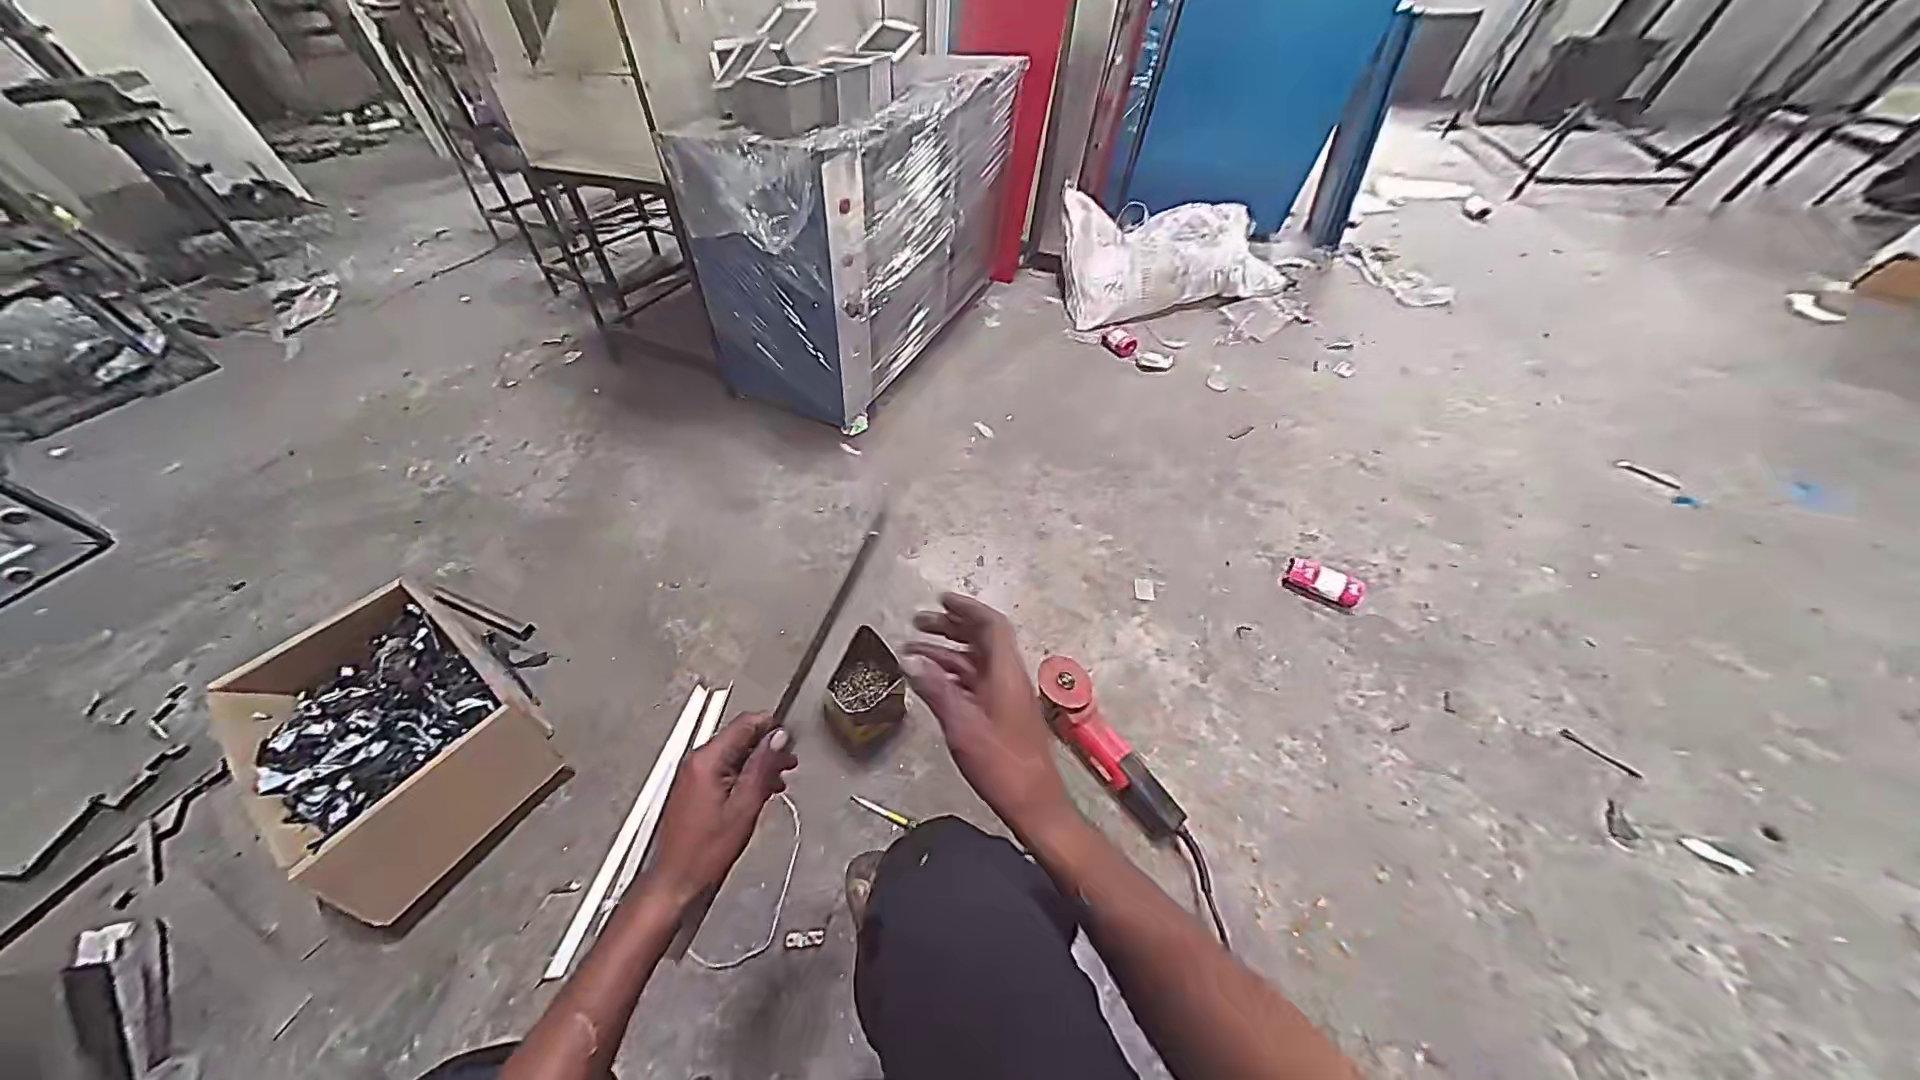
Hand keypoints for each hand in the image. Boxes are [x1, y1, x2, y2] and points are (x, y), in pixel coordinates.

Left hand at [647, 712, 797, 903]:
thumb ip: (763, 766)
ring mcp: (693, 774)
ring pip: (734, 754)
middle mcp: (696, 762)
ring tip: (777, 778)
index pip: (744, 723)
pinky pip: (724, 768)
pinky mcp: (694, 787)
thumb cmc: (704, 852)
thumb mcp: (745, 805)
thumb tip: (777, 738)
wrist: (676, 880)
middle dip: (767, 747)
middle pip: (739, 737)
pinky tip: (759, 789)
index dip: (771, 726)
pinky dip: (744, 774)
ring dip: (758, 762)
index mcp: (707, 760)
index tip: (788, 739)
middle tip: (787, 761)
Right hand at [902, 593, 1072, 837]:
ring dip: (948, 650)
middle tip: (920, 622)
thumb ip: (936, 690)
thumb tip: (911, 661)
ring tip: (915, 649)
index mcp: (1006, 673)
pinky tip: (931, 679)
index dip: (966, 608)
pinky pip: (975, 680)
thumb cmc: (1003, 766)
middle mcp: (1008, 678)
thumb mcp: (962, 726)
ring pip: (975, 661)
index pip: (991, 626)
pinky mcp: (1001, 712)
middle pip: (981, 639)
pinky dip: (952, 673)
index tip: (941, 600)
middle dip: (951, 626)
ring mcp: (1006, 695)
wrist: (1034, 802)